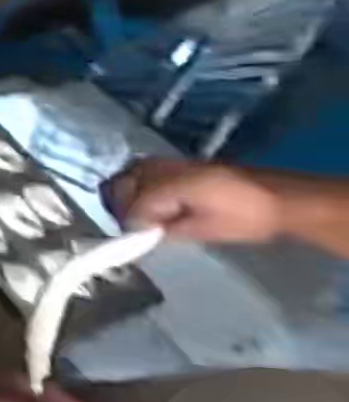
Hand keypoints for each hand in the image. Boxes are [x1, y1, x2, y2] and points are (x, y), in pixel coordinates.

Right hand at [103, 158, 283, 243]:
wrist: (282, 197)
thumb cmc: (249, 217)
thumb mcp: (210, 231)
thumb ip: (169, 230)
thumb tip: (141, 232)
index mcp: (169, 185)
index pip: (134, 207)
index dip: (133, 225)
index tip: (136, 239)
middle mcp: (157, 168)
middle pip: (119, 188)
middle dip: (122, 208)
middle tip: (136, 227)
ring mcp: (161, 162)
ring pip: (123, 178)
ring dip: (124, 196)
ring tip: (138, 215)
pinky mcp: (167, 161)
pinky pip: (134, 172)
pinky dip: (133, 186)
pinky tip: (145, 200)